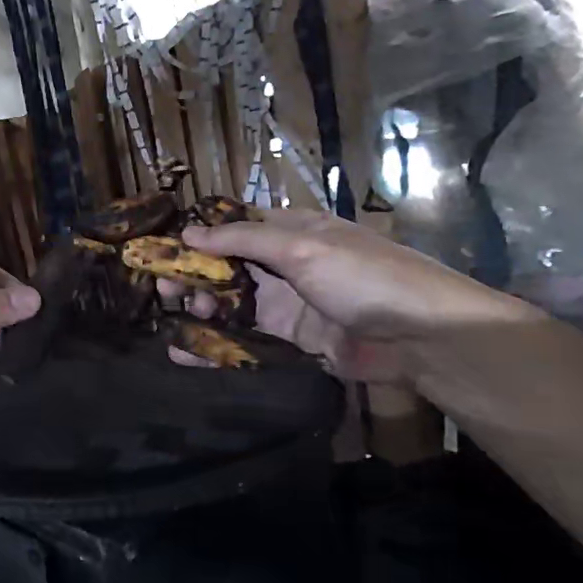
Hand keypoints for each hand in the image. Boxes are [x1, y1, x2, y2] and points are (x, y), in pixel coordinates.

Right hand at [168, 210, 534, 382]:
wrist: (423, 339)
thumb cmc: (363, 277)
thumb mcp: (303, 246)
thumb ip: (242, 239)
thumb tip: (187, 233)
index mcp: (288, 232)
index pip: (229, 229)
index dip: (193, 240)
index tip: (158, 254)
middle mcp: (280, 264)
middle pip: (222, 269)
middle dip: (190, 279)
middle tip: (163, 294)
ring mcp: (283, 304)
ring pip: (227, 305)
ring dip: (198, 311)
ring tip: (173, 320)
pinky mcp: (286, 340)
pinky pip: (241, 340)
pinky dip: (212, 347)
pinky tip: (182, 353)